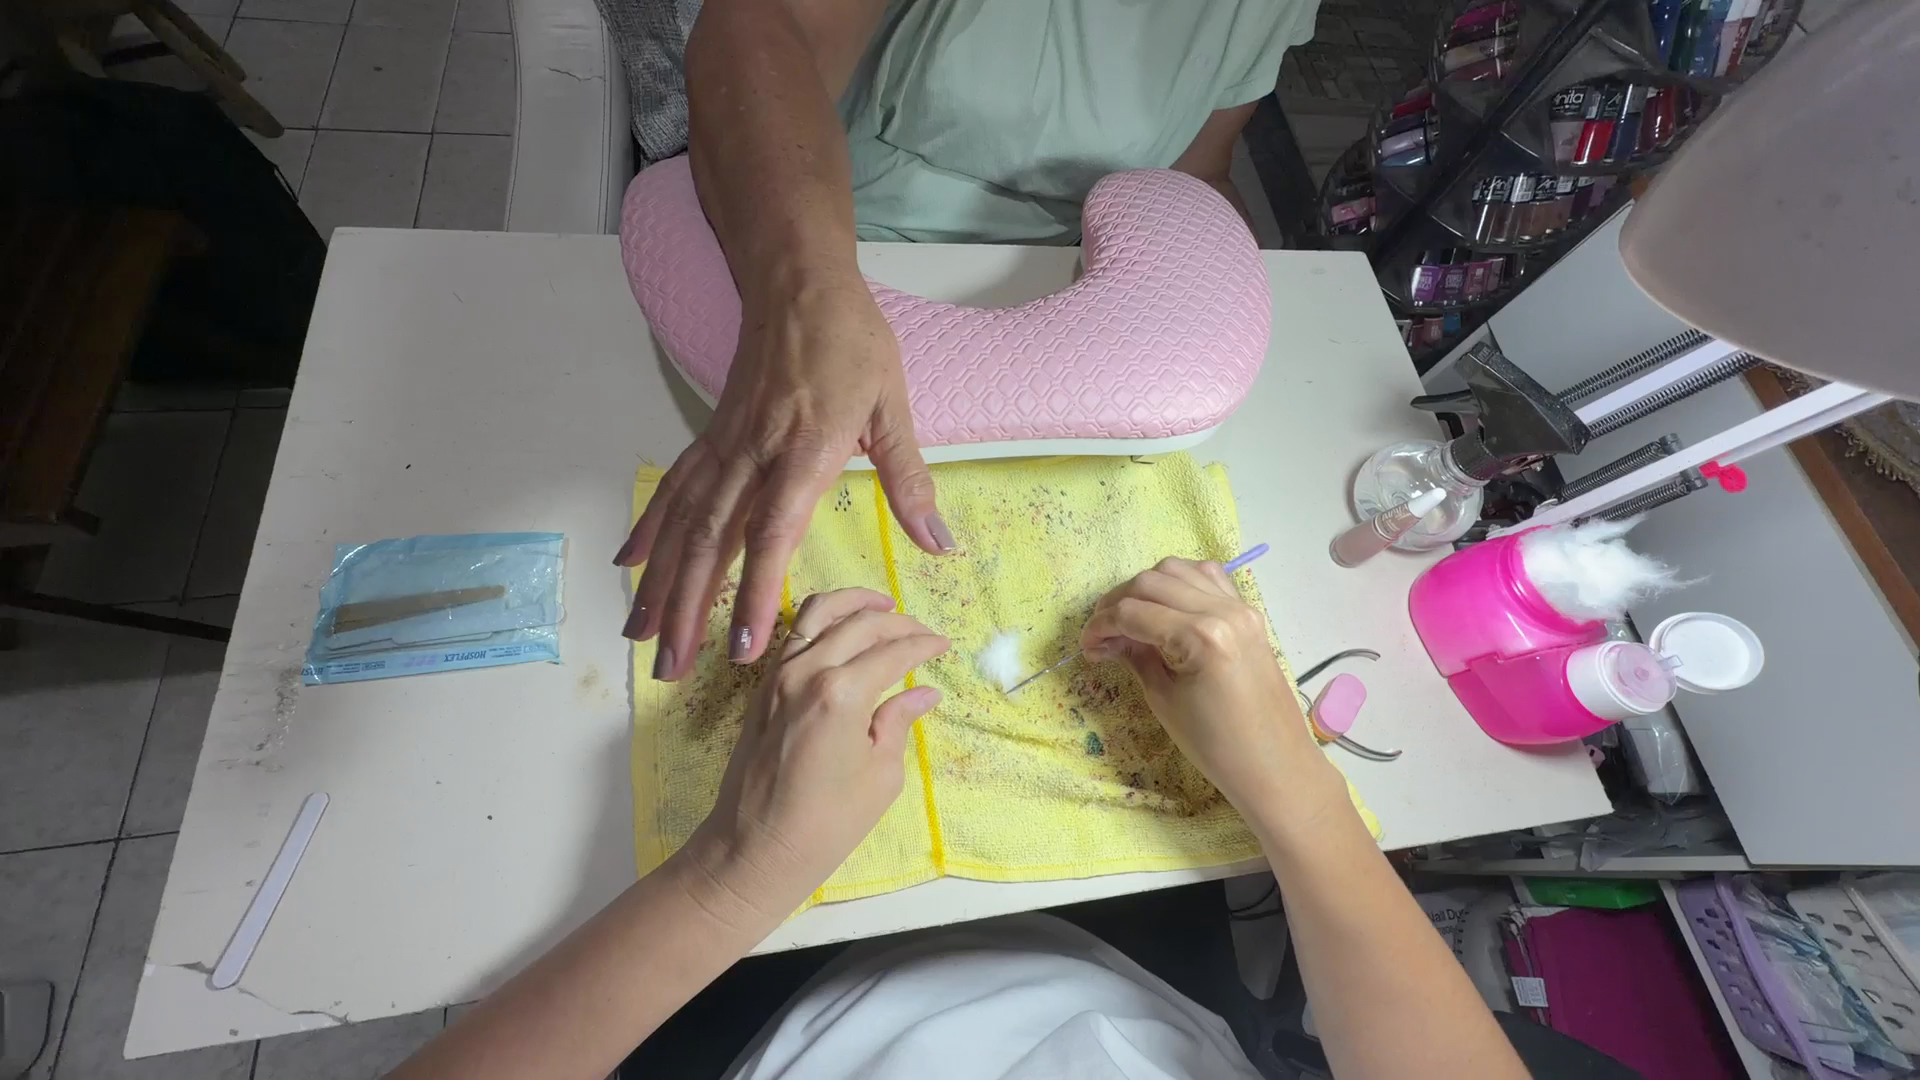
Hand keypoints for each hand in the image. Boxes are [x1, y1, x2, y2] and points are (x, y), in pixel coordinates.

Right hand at [616, 283, 953, 679]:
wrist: (800, 283)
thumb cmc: (853, 343)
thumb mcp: (893, 407)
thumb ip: (910, 480)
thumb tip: (940, 545)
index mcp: (805, 452)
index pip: (772, 533)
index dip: (756, 592)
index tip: (744, 648)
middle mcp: (754, 455)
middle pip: (712, 540)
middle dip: (689, 608)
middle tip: (670, 666)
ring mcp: (726, 445)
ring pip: (683, 522)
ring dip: (660, 582)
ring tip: (639, 633)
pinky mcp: (712, 436)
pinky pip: (674, 488)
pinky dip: (650, 528)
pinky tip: (630, 563)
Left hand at [681, 587, 948, 925]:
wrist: (752, 849)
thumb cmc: (826, 824)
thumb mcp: (881, 776)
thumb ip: (899, 721)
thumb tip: (924, 693)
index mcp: (842, 694)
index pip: (893, 652)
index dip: (923, 645)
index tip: (944, 644)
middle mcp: (807, 671)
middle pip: (861, 623)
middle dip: (899, 622)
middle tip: (923, 632)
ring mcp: (779, 673)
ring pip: (820, 612)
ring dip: (855, 603)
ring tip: (883, 605)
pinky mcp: (764, 684)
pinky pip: (797, 632)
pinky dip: (824, 619)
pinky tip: (844, 628)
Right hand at [1080, 558, 1319, 810]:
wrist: (1275, 765)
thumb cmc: (1215, 745)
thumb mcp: (1163, 699)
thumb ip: (1135, 655)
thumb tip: (1107, 637)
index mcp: (1200, 636)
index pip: (1132, 612)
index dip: (1100, 626)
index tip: (1086, 646)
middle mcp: (1221, 610)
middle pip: (1150, 582)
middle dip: (1116, 603)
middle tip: (1102, 634)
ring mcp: (1239, 607)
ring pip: (1176, 570)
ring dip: (1145, 588)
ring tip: (1130, 618)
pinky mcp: (1248, 612)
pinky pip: (1206, 578)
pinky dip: (1178, 583)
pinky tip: (1165, 607)